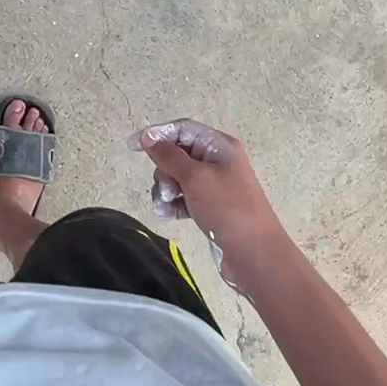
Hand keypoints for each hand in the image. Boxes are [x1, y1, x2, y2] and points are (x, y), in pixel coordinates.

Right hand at [136, 119, 290, 293]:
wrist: (254, 256)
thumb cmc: (227, 209)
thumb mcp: (195, 178)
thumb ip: (168, 155)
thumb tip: (147, 135)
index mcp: (219, 146)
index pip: (182, 129)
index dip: (157, 134)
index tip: (132, 146)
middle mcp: (216, 161)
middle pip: (176, 154)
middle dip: (164, 170)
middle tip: (167, 189)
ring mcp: (213, 185)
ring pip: (176, 177)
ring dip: (165, 190)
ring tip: (167, 206)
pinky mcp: (209, 206)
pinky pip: (182, 197)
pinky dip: (173, 204)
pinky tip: (169, 216)